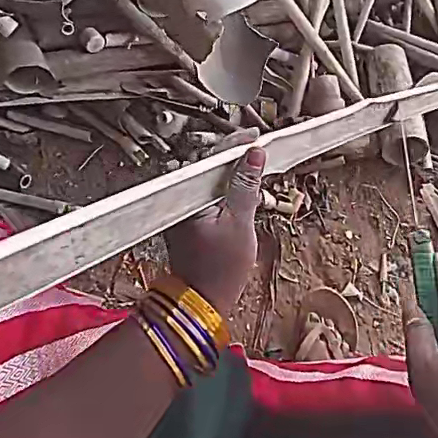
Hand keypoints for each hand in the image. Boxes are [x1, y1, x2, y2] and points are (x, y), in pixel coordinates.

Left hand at [162, 147, 263, 313]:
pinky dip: (222, 186)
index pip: (213, 157)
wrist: (201, 299)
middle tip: (257, 151)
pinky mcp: (185, 215)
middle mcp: (180, 197)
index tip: (256, 138)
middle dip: (232, 155)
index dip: (236, 144)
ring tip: (251, 168)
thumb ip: (246, 186)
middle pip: (207, 163)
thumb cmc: (219, 270)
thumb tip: (254, 154)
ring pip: (206, 176)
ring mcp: (181, 206)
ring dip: (228, 171)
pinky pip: (204, 190)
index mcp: (190, 195)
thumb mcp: (241, 224)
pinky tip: (239, 189)